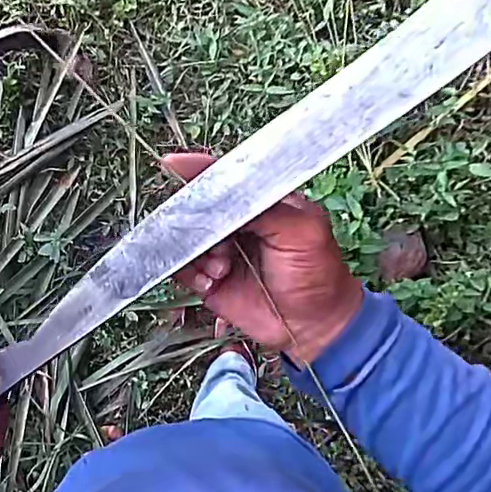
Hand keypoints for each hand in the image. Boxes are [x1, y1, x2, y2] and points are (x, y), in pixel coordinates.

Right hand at [162, 153, 363, 363]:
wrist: (313, 326)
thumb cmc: (317, 274)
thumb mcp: (301, 231)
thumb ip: (265, 209)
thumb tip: (224, 196)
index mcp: (259, 202)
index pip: (224, 179)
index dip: (199, 171)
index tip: (174, 165)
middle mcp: (234, 224)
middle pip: (196, 208)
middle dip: (195, 221)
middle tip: (214, 240)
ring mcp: (218, 251)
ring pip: (184, 240)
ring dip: (196, 252)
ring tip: (221, 268)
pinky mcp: (207, 279)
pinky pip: (181, 269)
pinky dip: (190, 274)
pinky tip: (213, 281)